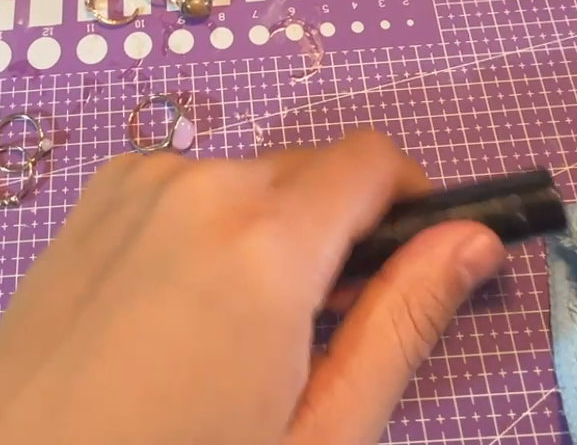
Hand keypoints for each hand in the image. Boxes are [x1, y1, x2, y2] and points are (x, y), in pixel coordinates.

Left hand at [0, 131, 505, 444]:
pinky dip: (209, 222)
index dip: (410, 198)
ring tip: (235, 327)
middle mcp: (205, 179)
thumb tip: (472, 242)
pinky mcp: (104, 184)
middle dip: (338, 226)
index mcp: (266, 239)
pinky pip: (191, 183)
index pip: (372, 159)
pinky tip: (172, 300)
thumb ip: (400, 324)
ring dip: (270, 228)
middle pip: (310, 170)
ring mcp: (144, 174)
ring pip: (250, 178)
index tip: (416, 253)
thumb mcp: (314, 434)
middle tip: (321, 323)